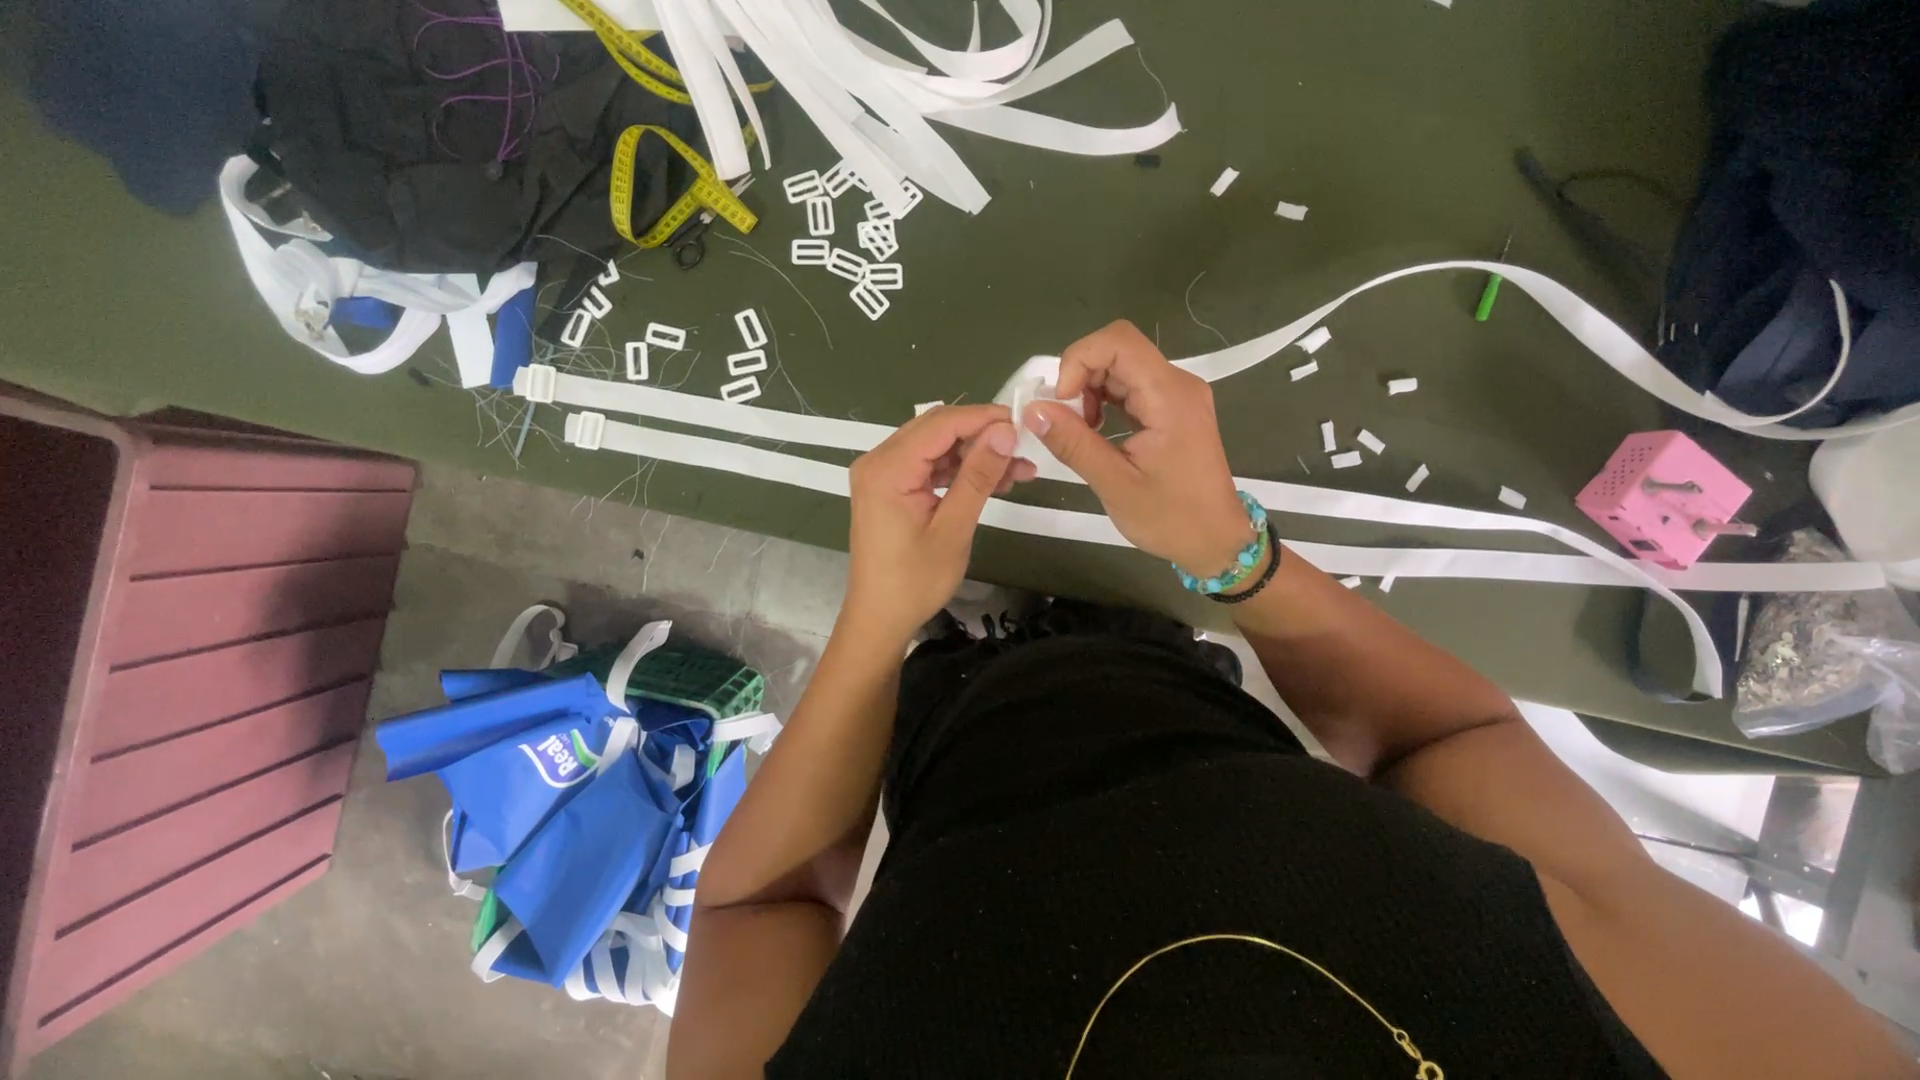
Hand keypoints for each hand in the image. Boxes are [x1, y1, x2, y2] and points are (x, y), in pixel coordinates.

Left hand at [842, 405, 1034, 645]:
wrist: (880, 617)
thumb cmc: (914, 580)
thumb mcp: (953, 528)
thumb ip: (978, 476)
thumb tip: (1006, 432)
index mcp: (887, 468)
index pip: (941, 423)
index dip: (983, 418)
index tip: (1024, 424)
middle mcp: (878, 461)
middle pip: (937, 429)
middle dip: (982, 436)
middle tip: (1024, 451)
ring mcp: (881, 474)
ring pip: (936, 447)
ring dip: (975, 455)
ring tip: (1019, 472)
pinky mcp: (889, 488)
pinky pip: (928, 466)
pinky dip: (959, 471)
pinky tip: (994, 481)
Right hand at [1023, 320, 1251, 573]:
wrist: (1216, 540)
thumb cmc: (1171, 518)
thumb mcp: (1115, 485)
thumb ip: (1073, 443)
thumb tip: (1033, 410)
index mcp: (1169, 396)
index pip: (1118, 342)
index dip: (1079, 360)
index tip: (1062, 403)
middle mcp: (1177, 384)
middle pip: (1118, 350)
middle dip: (1080, 376)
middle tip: (1065, 421)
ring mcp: (1177, 394)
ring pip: (1122, 366)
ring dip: (1090, 389)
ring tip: (1080, 431)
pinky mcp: (1173, 408)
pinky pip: (1132, 385)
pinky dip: (1105, 399)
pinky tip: (1095, 430)